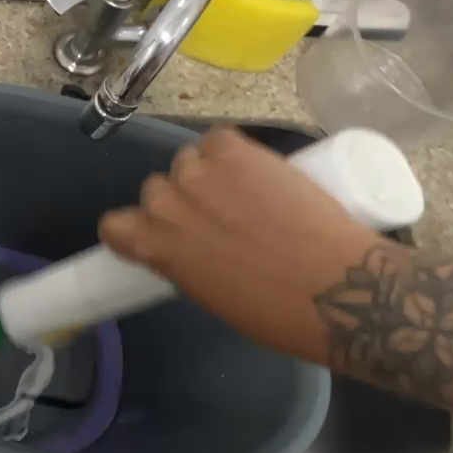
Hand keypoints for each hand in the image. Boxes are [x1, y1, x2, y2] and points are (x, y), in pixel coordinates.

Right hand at [98, 126, 379, 363]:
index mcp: (152, 245)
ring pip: (188, 162)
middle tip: (217, 218)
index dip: (136, 227)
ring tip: (243, 192)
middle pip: (156, 189)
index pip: (115, 223)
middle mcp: (166, 204)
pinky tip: (253, 170)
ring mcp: (200, 173)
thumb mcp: (208, 296)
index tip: (161, 233)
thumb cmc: (273, 311)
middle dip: (181, 201)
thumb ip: (184, 264)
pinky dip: (230, 153)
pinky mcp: (237, 151)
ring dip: (206, 174)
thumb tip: (189, 250)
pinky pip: (218, 140)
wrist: (338, 288)